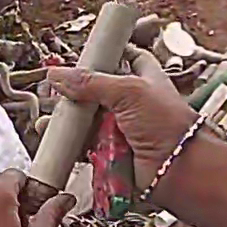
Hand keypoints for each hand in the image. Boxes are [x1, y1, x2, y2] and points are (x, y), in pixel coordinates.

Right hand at [48, 66, 199, 192]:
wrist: (176, 169)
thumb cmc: (167, 125)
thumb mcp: (130, 91)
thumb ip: (91, 82)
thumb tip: (57, 75)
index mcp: (143, 79)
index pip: (123, 58)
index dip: (105, 56)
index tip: (80, 57)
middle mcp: (131, 103)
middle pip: (96, 92)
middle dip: (76, 93)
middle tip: (55, 93)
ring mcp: (119, 129)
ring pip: (86, 120)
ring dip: (69, 121)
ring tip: (50, 121)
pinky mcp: (109, 153)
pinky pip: (84, 145)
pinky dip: (71, 143)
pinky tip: (58, 140)